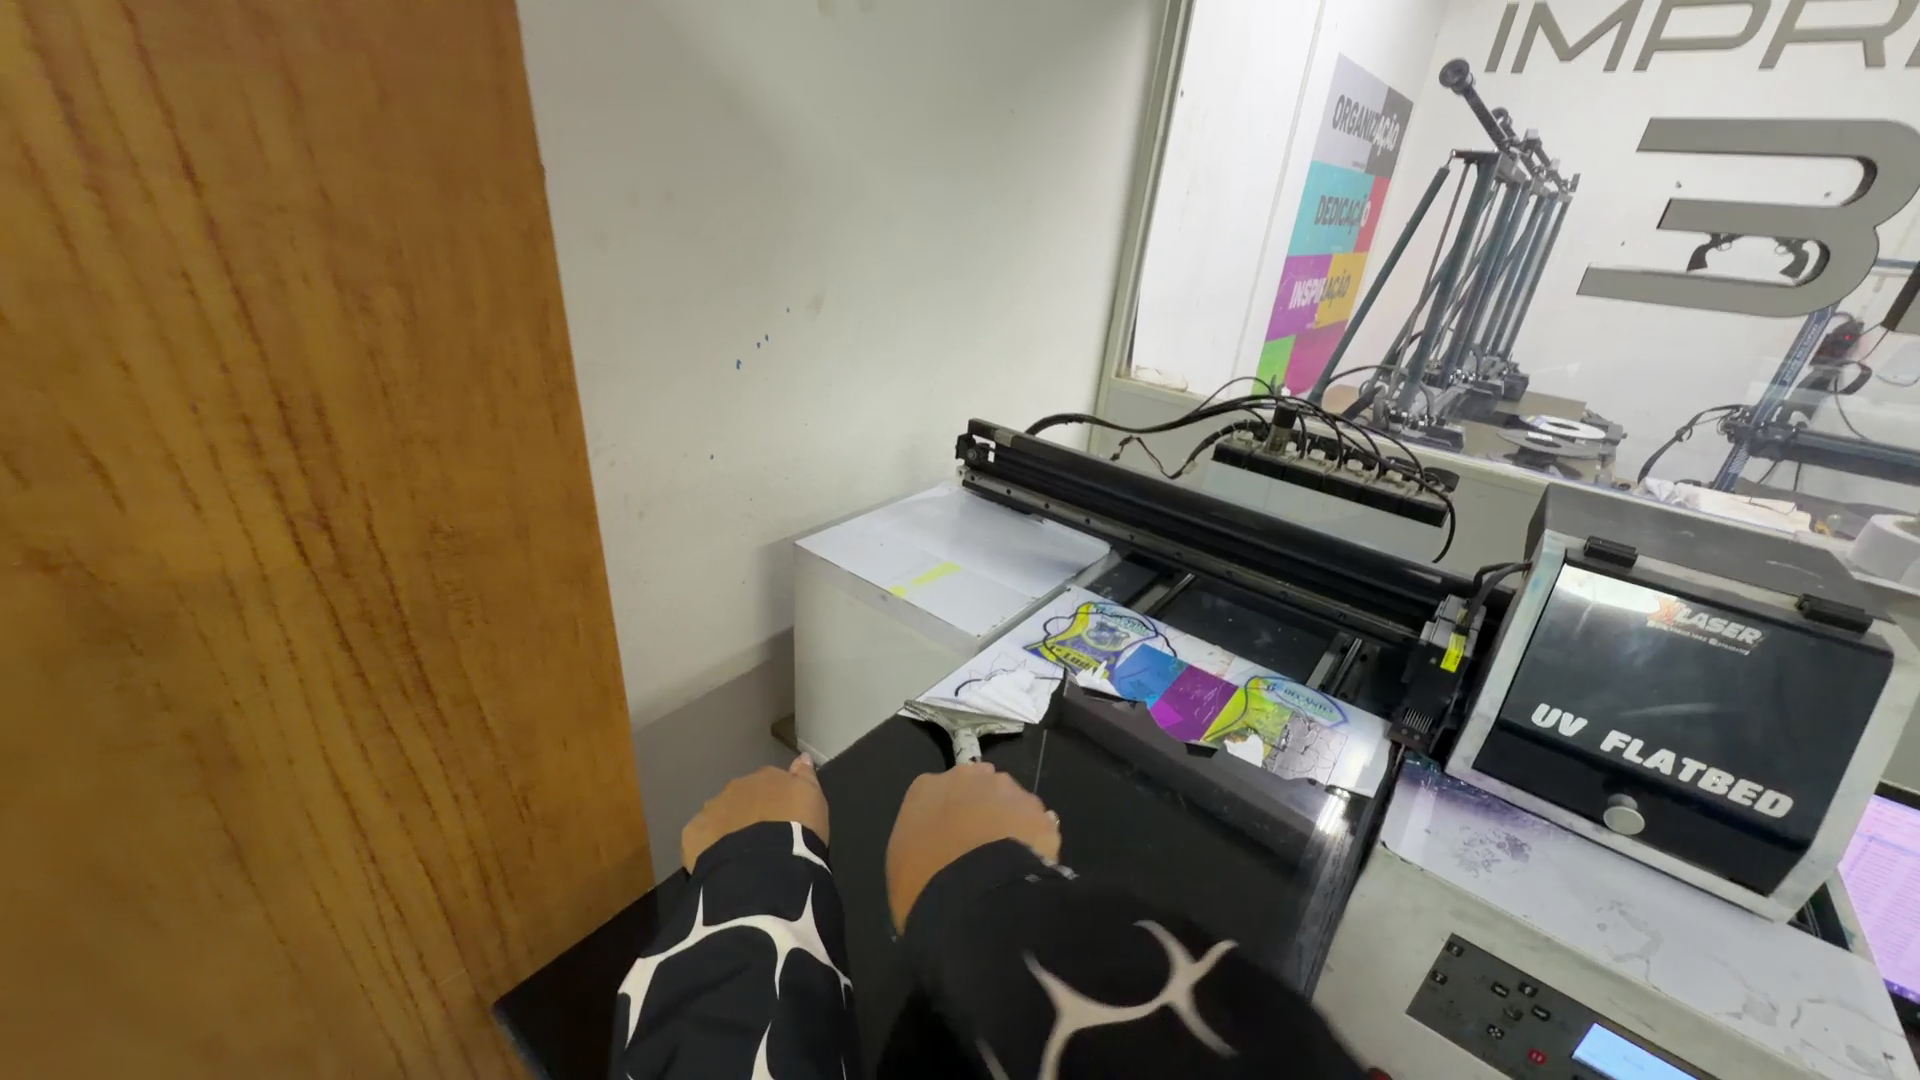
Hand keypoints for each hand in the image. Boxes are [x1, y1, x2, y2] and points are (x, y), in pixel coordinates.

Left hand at [681, 754, 829, 871]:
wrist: (765, 862)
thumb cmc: (797, 828)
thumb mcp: (813, 800)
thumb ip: (805, 776)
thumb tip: (802, 757)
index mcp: (766, 777)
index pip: (770, 780)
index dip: (776, 798)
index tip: (782, 815)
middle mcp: (736, 787)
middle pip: (742, 795)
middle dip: (749, 810)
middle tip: (761, 835)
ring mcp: (711, 809)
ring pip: (720, 814)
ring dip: (728, 825)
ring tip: (740, 852)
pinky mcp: (693, 835)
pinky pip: (700, 837)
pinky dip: (707, 845)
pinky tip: (718, 861)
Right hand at [885, 763, 1060, 932]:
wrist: (972, 900)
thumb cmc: (922, 886)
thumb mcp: (900, 866)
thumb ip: (917, 843)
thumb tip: (933, 850)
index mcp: (926, 788)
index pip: (937, 794)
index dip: (946, 818)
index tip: (949, 842)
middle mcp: (969, 776)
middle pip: (978, 789)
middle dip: (981, 811)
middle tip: (980, 849)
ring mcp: (1008, 791)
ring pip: (1011, 803)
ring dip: (1010, 824)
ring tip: (1006, 864)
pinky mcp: (1039, 813)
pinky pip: (1037, 826)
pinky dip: (1035, 843)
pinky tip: (1027, 870)